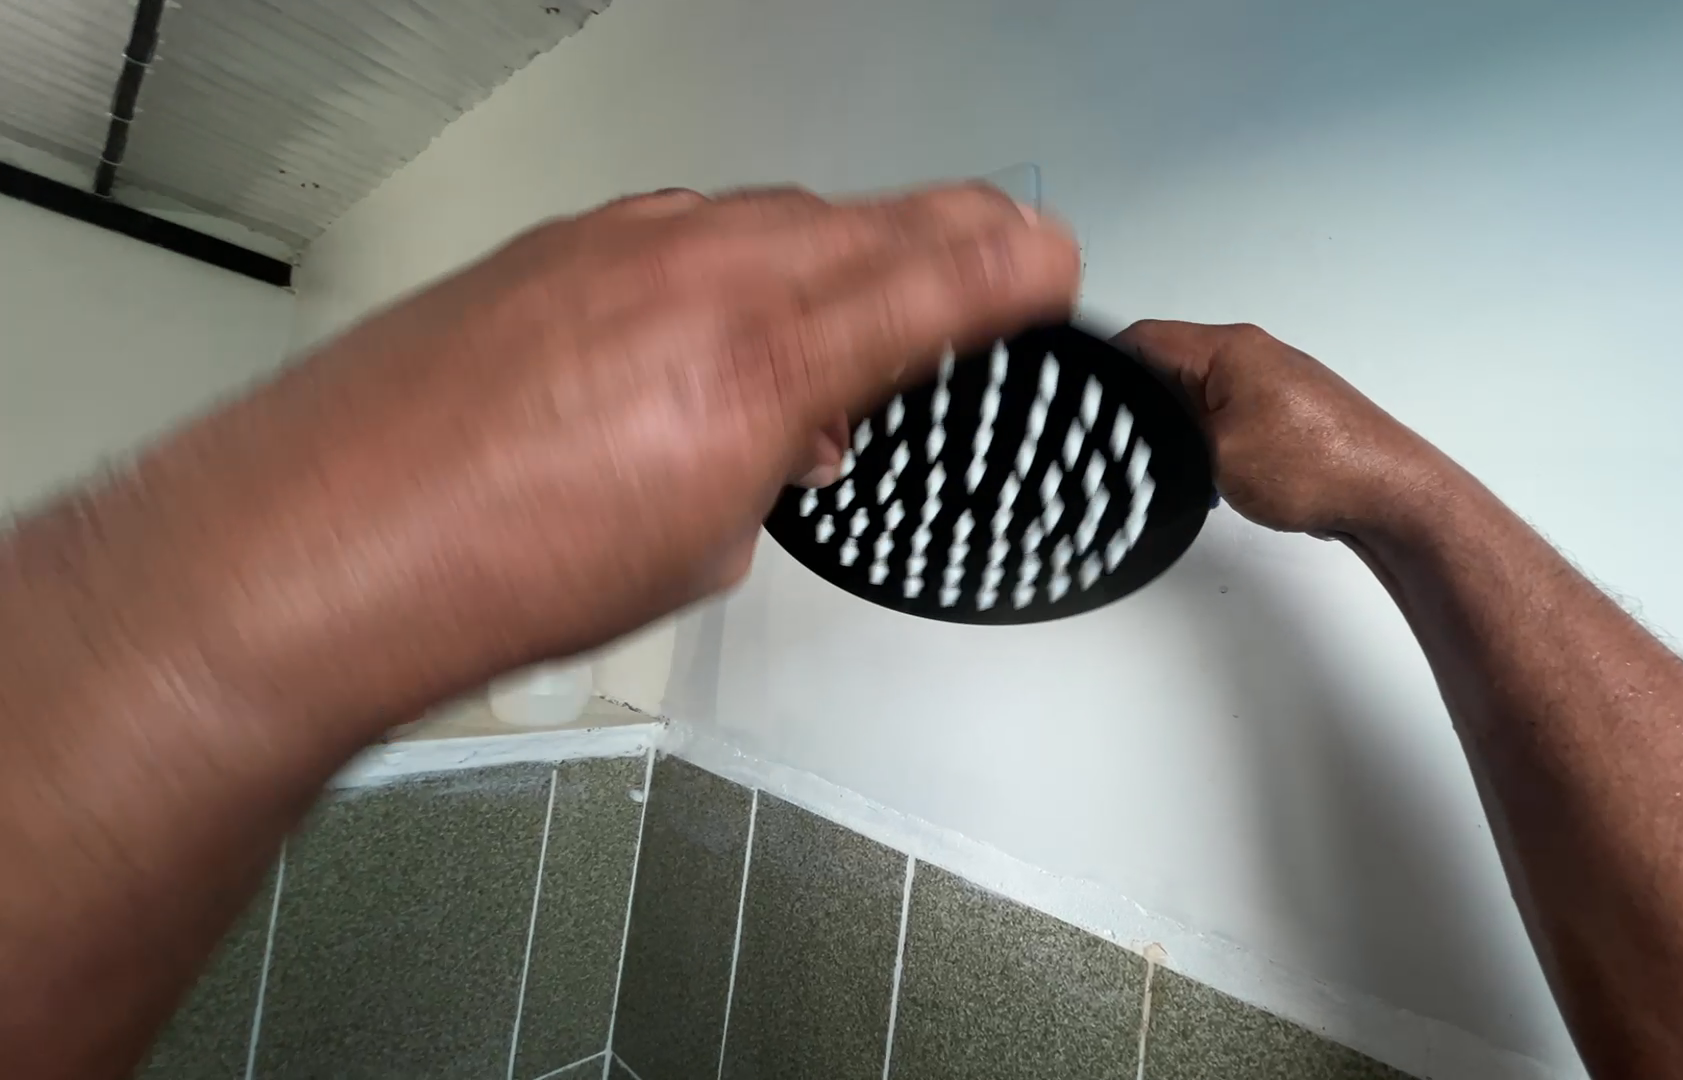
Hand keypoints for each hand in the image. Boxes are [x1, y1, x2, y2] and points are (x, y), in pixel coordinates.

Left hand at [98, 184, 1079, 718]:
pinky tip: (756, 300)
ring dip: (860, 251)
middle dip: (958, 234)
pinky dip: (762, 258)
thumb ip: (778, 459)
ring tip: (892, 288)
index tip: (1051, 259)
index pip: (924, 289)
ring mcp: (628, 244)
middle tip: (1007, 241)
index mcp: (757, 367)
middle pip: (875, 226)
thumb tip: (803, 432)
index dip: (1007, 269)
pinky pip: (710, 228)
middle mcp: (699, 278)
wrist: (322, 556)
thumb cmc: (509, 572)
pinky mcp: (570, 244)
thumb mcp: (704, 542)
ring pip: (796, 218)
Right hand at [1115, 321, 1441, 538]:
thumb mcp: (1213, 454)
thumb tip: (1139, 430)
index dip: (1105, 364)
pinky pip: (1223, 410)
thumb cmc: (1315, 466)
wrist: (1389, 494)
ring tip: (1166, 459)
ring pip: (1195, 391)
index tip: (1082, 397)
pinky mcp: (1281, 406)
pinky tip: (1205, 470)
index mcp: (1228, 348)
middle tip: (1120, 439)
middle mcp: (1249, 353)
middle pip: (1168, 363)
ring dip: (1176, 422)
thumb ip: (1164, 434)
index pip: (1143, 336)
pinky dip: (1205, 434)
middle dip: (1140, 400)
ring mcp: (1268, 379)